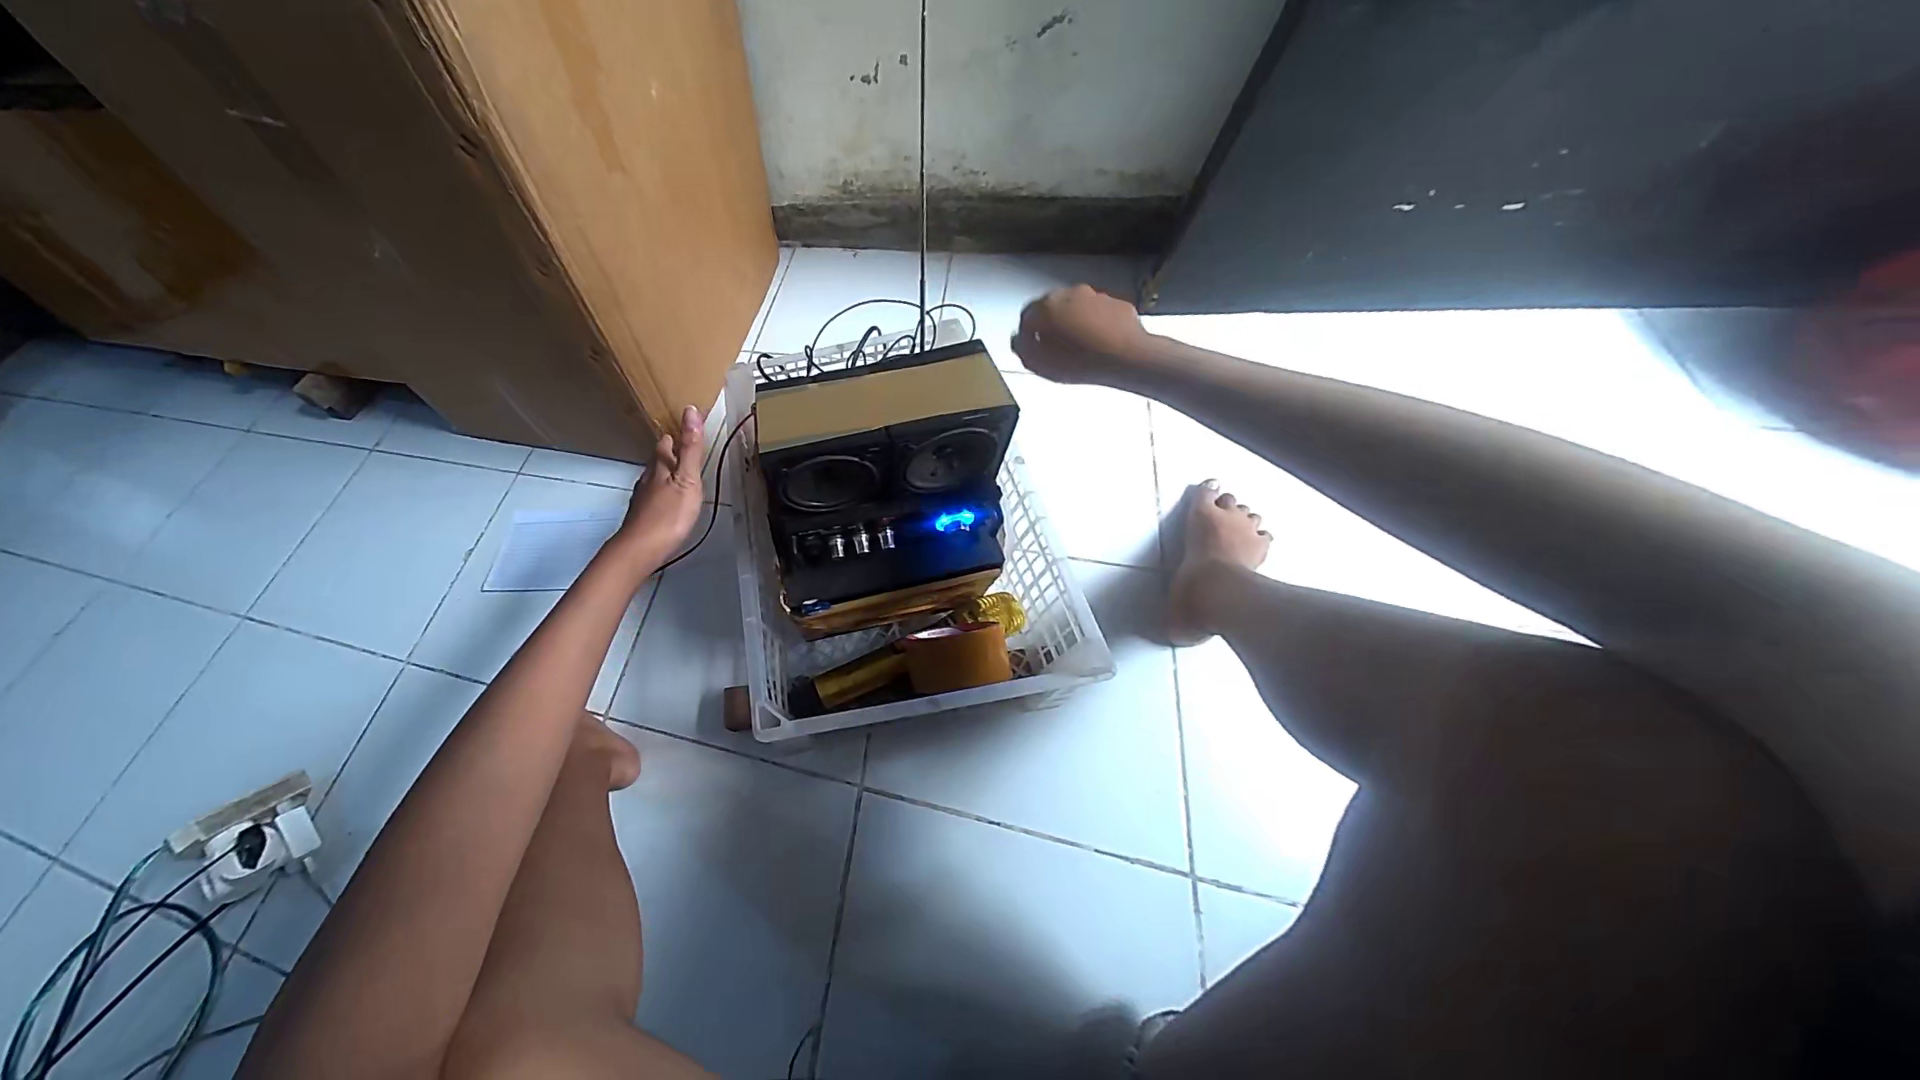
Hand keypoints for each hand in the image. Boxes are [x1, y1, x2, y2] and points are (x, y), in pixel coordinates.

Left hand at [617, 405, 706, 559]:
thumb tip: (690, 410)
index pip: (666, 445)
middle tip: (680, 448)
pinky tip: (665, 502)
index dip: (675, 436)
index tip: (684, 428)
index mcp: (660, 468)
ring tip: (676, 474)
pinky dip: (660, 494)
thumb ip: (691, 448)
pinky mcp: (642, 516)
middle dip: (668, 454)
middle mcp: (648, 479)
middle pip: (657, 461)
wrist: (641, 549)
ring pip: (653, 479)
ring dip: (664, 474)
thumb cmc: (669, 515)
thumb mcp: (688, 479)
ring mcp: (643, 499)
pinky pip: (652, 498)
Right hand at [1011, 284, 1153, 383]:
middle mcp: (1070, 294)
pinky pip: (1098, 313)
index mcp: (1047, 306)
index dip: (1027, 333)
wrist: (1127, 357)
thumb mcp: (1041, 364)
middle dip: (1050, 325)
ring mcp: (1095, 296)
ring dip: (1073, 323)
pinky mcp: (1115, 303)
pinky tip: (1098, 344)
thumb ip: (1023, 348)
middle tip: (1053, 348)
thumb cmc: (1082, 362)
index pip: (1026, 315)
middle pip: (1052, 308)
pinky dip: (1095, 324)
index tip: (1030, 346)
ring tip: (1078, 349)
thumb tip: (1018, 340)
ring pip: (1076, 308)